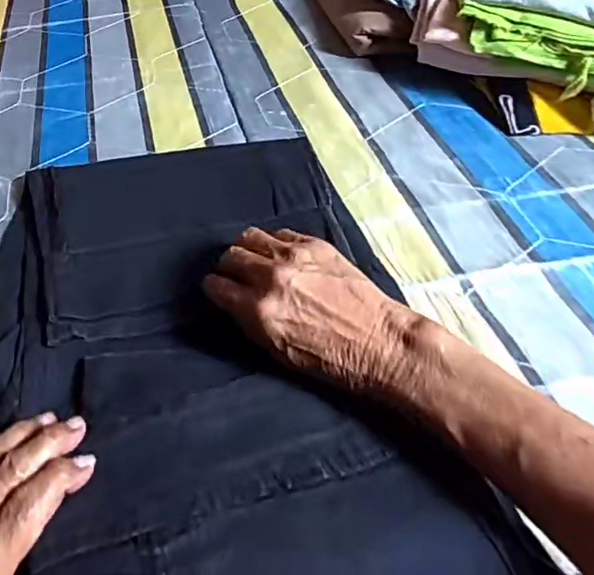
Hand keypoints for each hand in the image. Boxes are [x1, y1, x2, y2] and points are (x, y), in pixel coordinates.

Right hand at [203, 227, 419, 395]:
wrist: (380, 343)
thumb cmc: (330, 360)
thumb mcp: (278, 352)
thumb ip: (249, 322)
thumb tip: (232, 302)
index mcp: (260, 309)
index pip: (216, 286)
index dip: (213, 289)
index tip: (217, 291)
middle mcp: (271, 277)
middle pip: (229, 256)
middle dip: (227, 267)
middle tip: (234, 276)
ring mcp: (293, 255)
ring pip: (249, 236)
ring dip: (245, 249)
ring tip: (253, 260)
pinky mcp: (313, 243)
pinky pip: (278, 233)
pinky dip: (271, 243)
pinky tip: (279, 255)